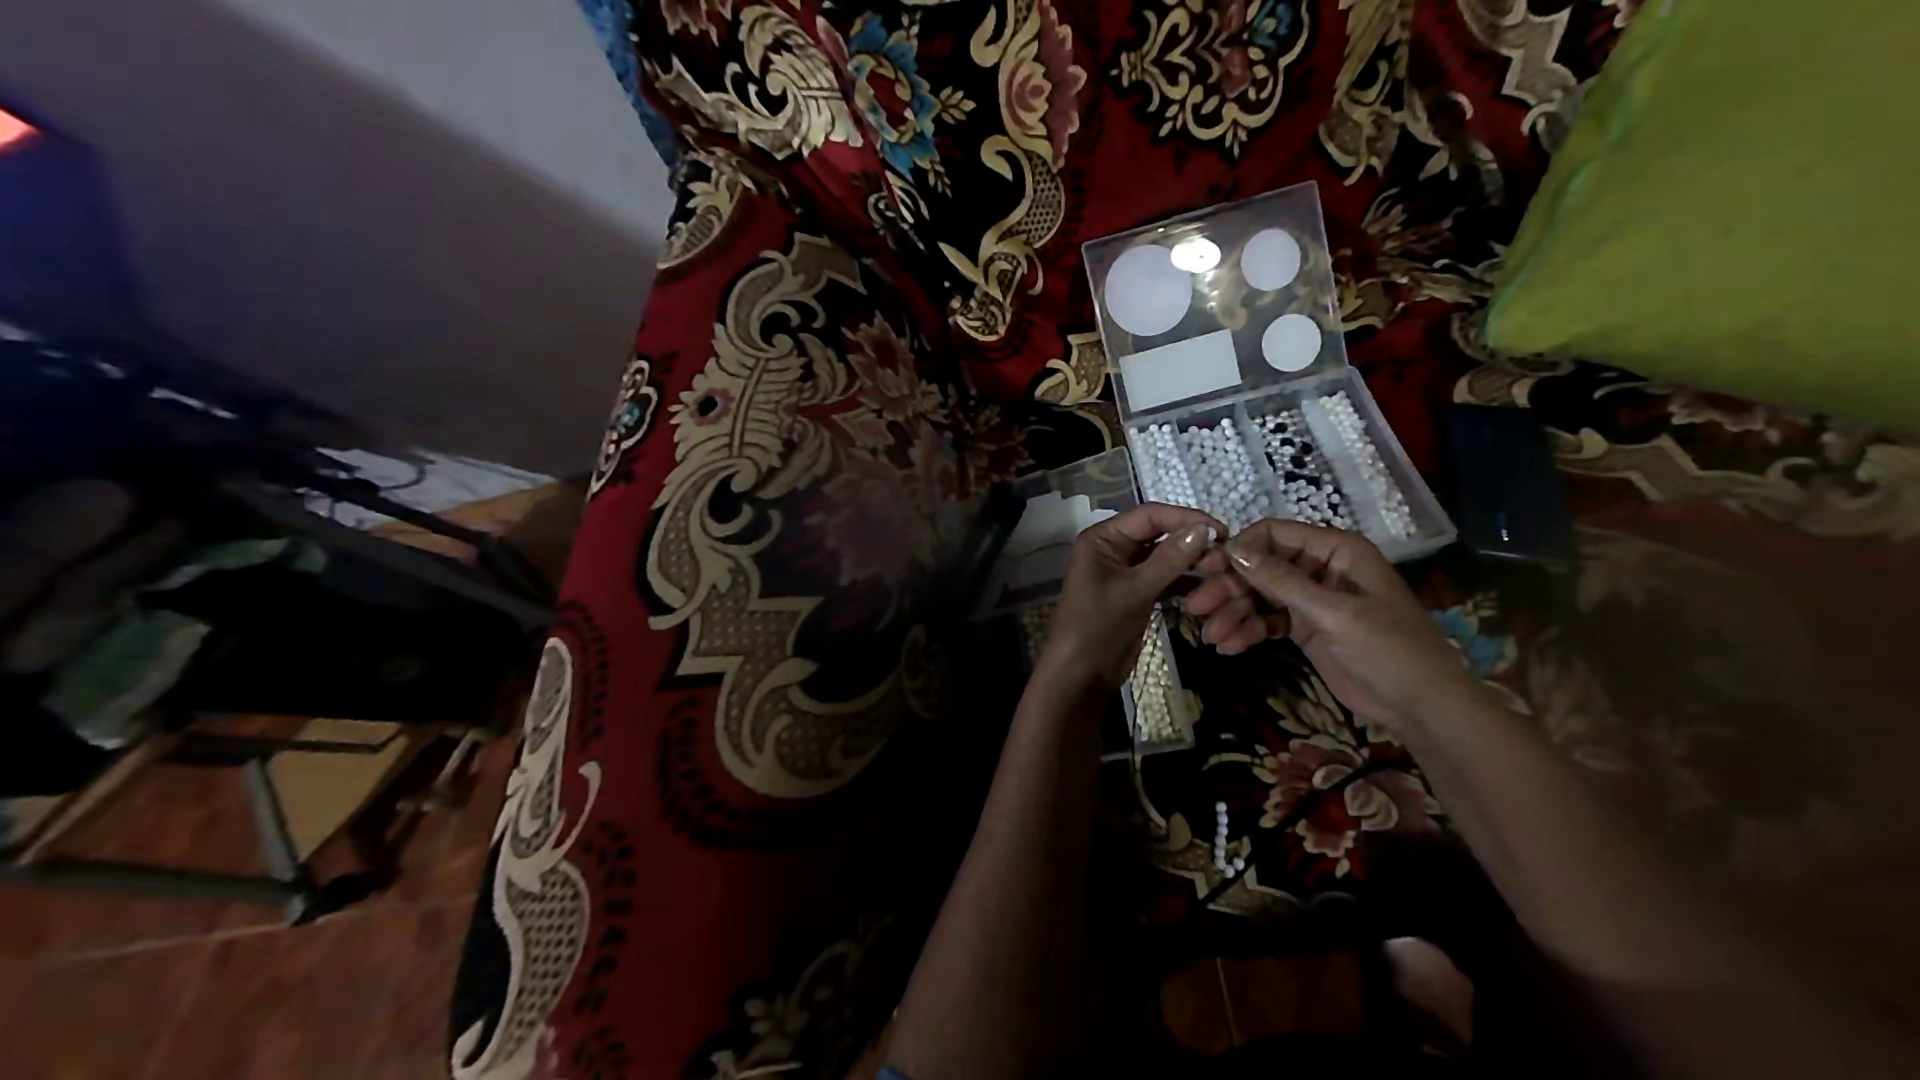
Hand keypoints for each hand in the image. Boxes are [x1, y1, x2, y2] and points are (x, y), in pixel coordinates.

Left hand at [1035, 502, 1220, 691]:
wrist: (1080, 675)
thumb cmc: (1097, 627)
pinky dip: (1186, 580)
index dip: (1186, 518)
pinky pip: (1166, 577)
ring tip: (1223, 570)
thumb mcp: (1134, 591)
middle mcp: (1114, 548)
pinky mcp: (1138, 592)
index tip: (1222, 530)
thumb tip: (1205, 529)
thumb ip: (1169, 559)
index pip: (1149, 515)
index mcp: (1102, 538)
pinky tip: (1211, 585)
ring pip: (1166, 556)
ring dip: (1192, 561)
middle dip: (1192, 541)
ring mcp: (1126, 571)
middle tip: (1228, 554)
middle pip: (1160, 533)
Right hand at [1181, 519, 1478, 731]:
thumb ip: (1281, 581)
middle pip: (1260, 566)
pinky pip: (1267, 621)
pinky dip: (1247, 631)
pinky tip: (1228, 646)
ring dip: (1233, 613)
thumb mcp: (1333, 613)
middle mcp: (1319, 569)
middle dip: (1228, 587)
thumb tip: (1233, 548)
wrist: (1421, 707)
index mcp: (1336, 551)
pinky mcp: (1305, 628)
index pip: (1274, 534)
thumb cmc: (1389, 651)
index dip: (1239, 549)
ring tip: (1211, 636)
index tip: (1206, 570)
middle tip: (1196, 608)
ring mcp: (1311, 600)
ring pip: (1258, 596)